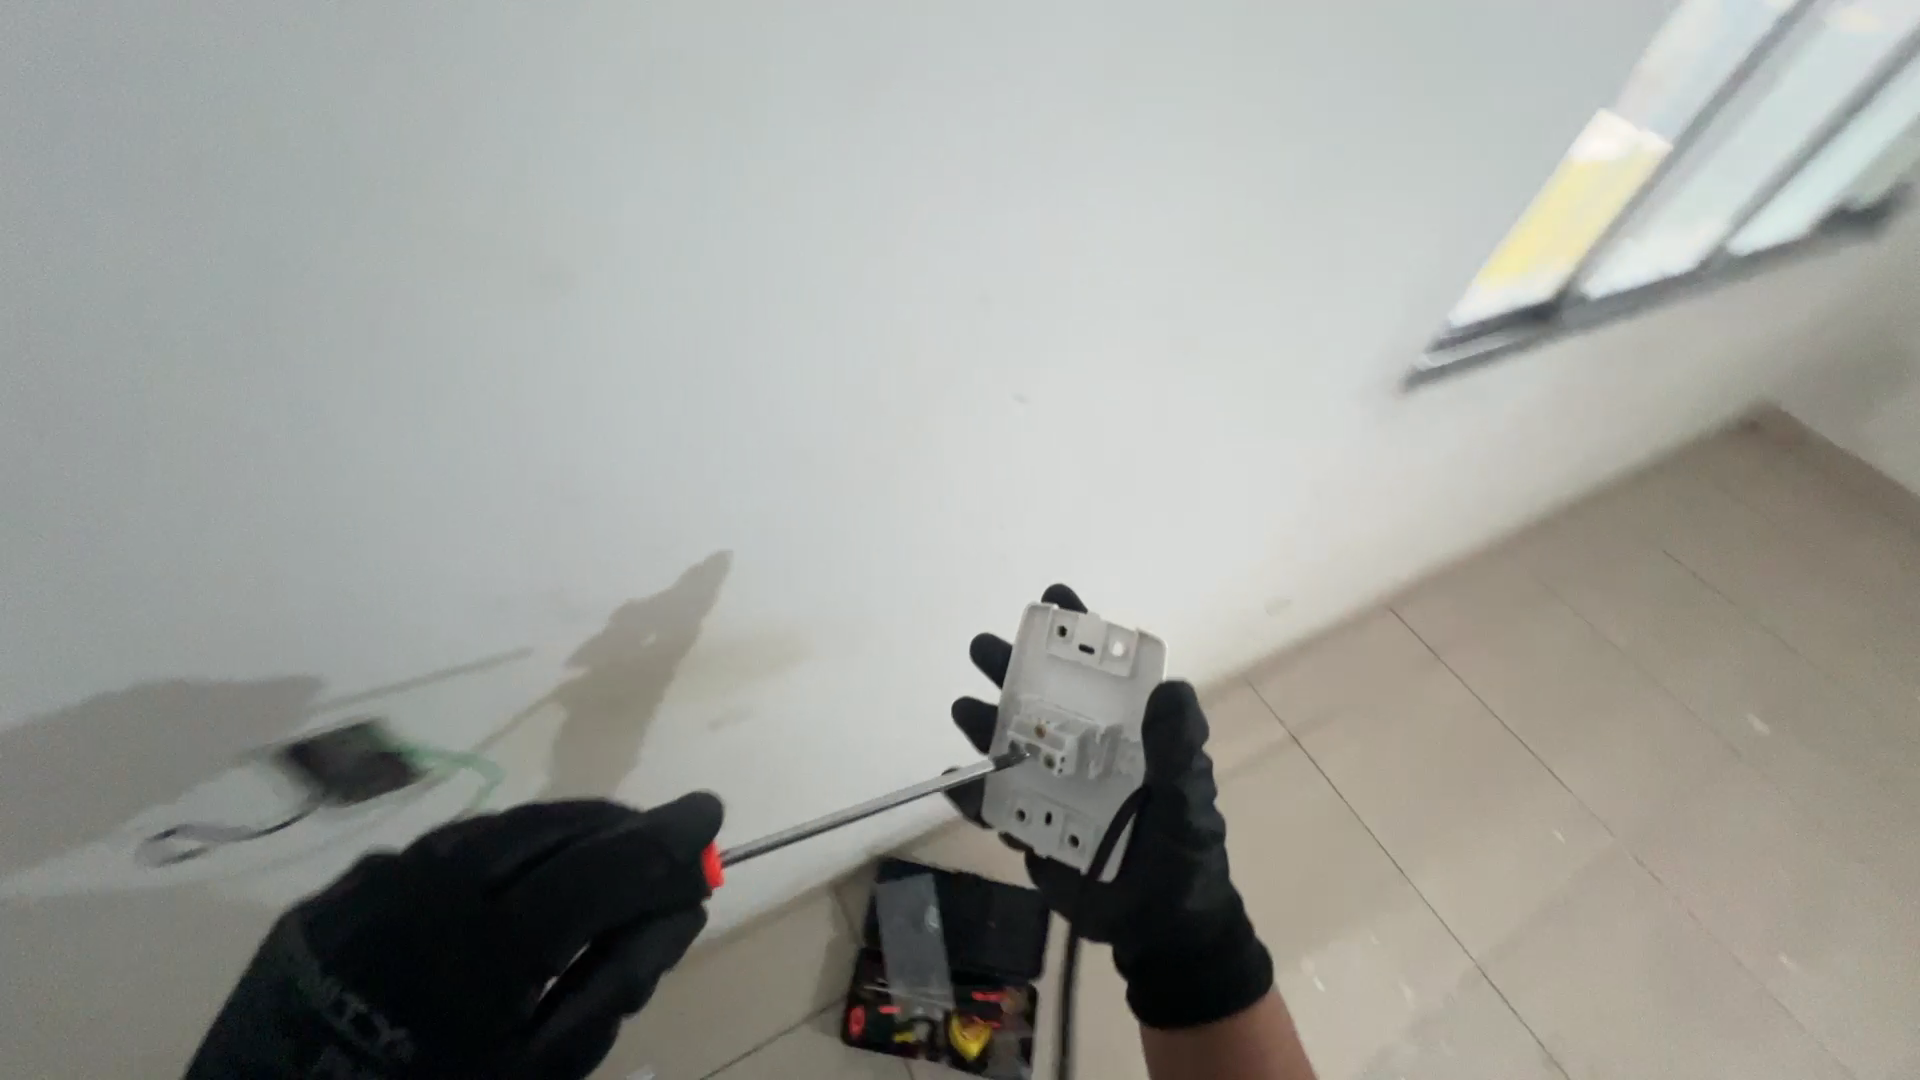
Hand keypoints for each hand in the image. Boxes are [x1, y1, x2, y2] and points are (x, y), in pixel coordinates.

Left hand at [187, 795, 722, 1079]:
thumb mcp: (539, 1074)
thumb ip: (618, 982)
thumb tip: (681, 905)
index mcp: (480, 956)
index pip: (605, 869)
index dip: (668, 841)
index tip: (712, 813)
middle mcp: (427, 896)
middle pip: (559, 829)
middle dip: (626, 828)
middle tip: (666, 840)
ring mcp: (374, 884)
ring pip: (507, 826)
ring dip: (572, 830)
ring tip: (607, 850)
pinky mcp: (341, 888)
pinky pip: (450, 847)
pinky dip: (508, 848)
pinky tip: (525, 871)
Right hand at [948, 585, 1272, 1028]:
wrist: (1160, 924)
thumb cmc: (1182, 848)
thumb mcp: (1188, 794)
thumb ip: (1179, 746)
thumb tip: (1172, 687)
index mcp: (1123, 729)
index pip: (1098, 669)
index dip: (1078, 629)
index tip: (1052, 597)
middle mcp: (1083, 746)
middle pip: (1042, 697)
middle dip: (1012, 667)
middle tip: (983, 646)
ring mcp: (1054, 784)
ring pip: (1011, 744)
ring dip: (985, 724)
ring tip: (963, 707)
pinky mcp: (1032, 824)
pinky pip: (996, 803)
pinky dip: (972, 792)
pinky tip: (955, 778)